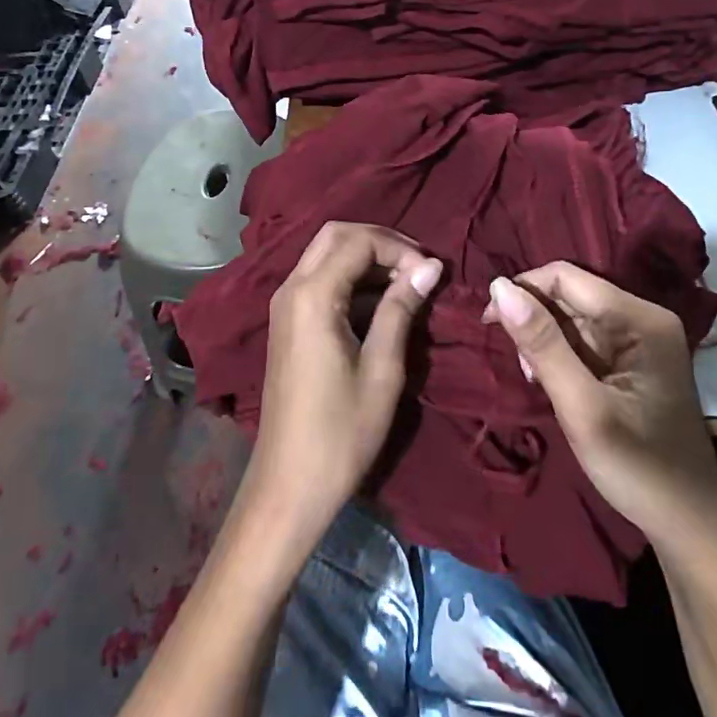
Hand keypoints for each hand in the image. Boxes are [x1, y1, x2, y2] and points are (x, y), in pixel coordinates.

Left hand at [252, 222, 442, 531]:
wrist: (290, 480)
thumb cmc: (341, 431)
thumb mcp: (382, 369)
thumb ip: (401, 309)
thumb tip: (429, 267)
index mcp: (311, 296)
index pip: (356, 241)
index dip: (398, 248)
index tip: (432, 274)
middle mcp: (289, 289)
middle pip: (334, 236)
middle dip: (380, 243)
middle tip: (420, 269)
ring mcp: (283, 306)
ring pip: (324, 256)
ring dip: (366, 260)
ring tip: (409, 286)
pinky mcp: (287, 323)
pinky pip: (318, 282)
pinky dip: (351, 281)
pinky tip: (382, 305)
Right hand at [485, 263, 716, 540]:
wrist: (687, 524)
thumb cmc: (638, 467)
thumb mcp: (582, 407)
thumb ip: (542, 344)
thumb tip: (498, 287)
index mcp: (642, 320)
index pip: (565, 277)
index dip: (522, 291)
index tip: (488, 326)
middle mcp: (643, 318)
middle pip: (568, 292)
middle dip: (533, 320)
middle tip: (524, 368)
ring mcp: (638, 339)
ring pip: (569, 314)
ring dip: (542, 340)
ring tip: (538, 380)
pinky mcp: (628, 359)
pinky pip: (579, 338)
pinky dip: (556, 354)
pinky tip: (552, 383)